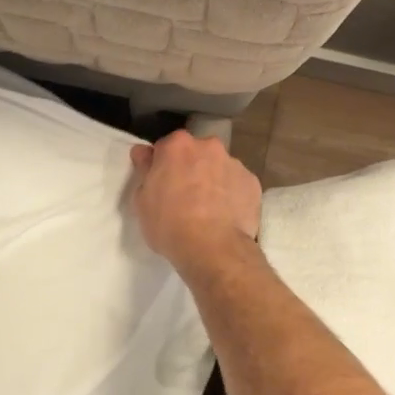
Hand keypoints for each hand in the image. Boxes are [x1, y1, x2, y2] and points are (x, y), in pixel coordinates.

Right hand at [128, 130, 261, 273]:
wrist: (212, 248)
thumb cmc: (169, 224)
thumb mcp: (142, 201)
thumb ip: (144, 171)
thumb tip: (144, 153)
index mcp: (177, 146)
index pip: (165, 148)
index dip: (162, 166)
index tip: (161, 184)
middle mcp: (208, 146)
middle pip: (196, 153)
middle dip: (190, 168)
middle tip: (185, 197)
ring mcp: (234, 163)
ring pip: (219, 168)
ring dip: (213, 180)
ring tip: (209, 210)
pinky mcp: (252, 183)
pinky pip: (237, 184)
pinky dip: (231, 195)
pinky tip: (226, 215)